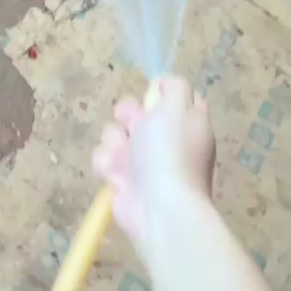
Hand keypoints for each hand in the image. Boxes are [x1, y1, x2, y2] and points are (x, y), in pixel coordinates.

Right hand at [91, 75, 215, 247]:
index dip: (159, 95)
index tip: (153, 97)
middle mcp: (164, 141)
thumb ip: (174, 86)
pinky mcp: (121, 178)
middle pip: (136, 112)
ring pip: (114, 133)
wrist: (159, 206)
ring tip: (124, 157)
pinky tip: (116, 176)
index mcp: (186, 124)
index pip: (173, 99)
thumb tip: (162, 83)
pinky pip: (104, 158)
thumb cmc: (170, 152)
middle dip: (128, 115)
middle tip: (133, 124)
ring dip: (114, 142)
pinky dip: (107, 164)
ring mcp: (142, 161)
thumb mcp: (179, 107)